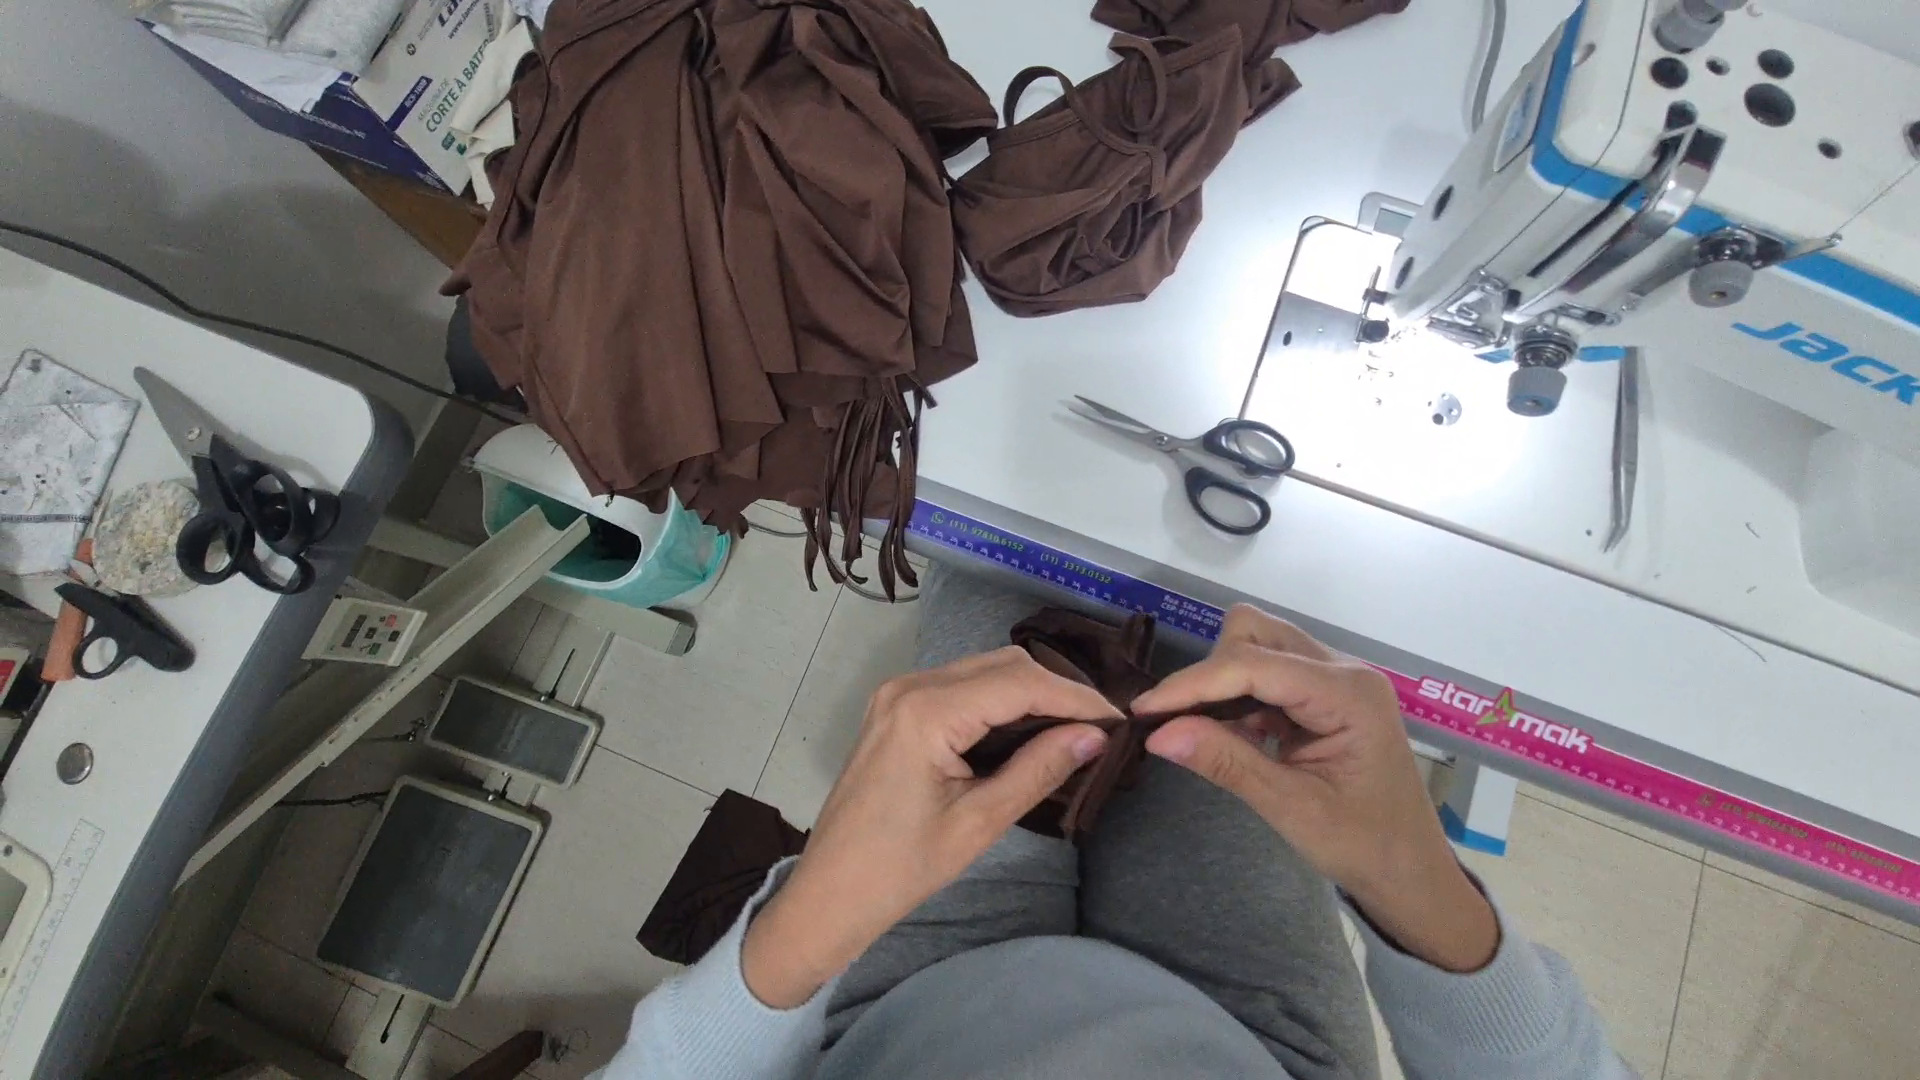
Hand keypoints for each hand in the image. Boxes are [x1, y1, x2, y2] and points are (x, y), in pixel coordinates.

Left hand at [742, 647, 1117, 1006]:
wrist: (829, 890)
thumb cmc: (902, 868)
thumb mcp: (979, 822)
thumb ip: (1039, 770)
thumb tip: (1096, 736)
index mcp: (926, 711)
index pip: (1019, 684)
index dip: (1075, 698)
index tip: (1119, 721)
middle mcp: (911, 685)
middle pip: (1003, 664)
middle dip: (1056, 690)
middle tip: (1099, 728)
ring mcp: (899, 691)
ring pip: (984, 669)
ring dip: (1030, 692)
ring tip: (1072, 728)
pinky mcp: (898, 704)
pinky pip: (961, 684)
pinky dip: (999, 699)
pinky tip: (1026, 728)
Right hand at [1132, 606, 1498, 972]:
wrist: (1412, 875)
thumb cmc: (1365, 847)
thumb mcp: (1291, 809)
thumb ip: (1226, 762)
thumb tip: (1158, 734)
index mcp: (1347, 694)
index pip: (1251, 665)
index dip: (1192, 684)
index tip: (1144, 711)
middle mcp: (1341, 670)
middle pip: (1254, 634)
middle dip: (1209, 672)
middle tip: (1183, 722)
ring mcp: (1333, 677)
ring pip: (1256, 643)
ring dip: (1221, 680)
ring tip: (1205, 729)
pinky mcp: (1320, 691)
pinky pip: (1264, 670)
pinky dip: (1236, 694)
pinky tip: (1231, 733)